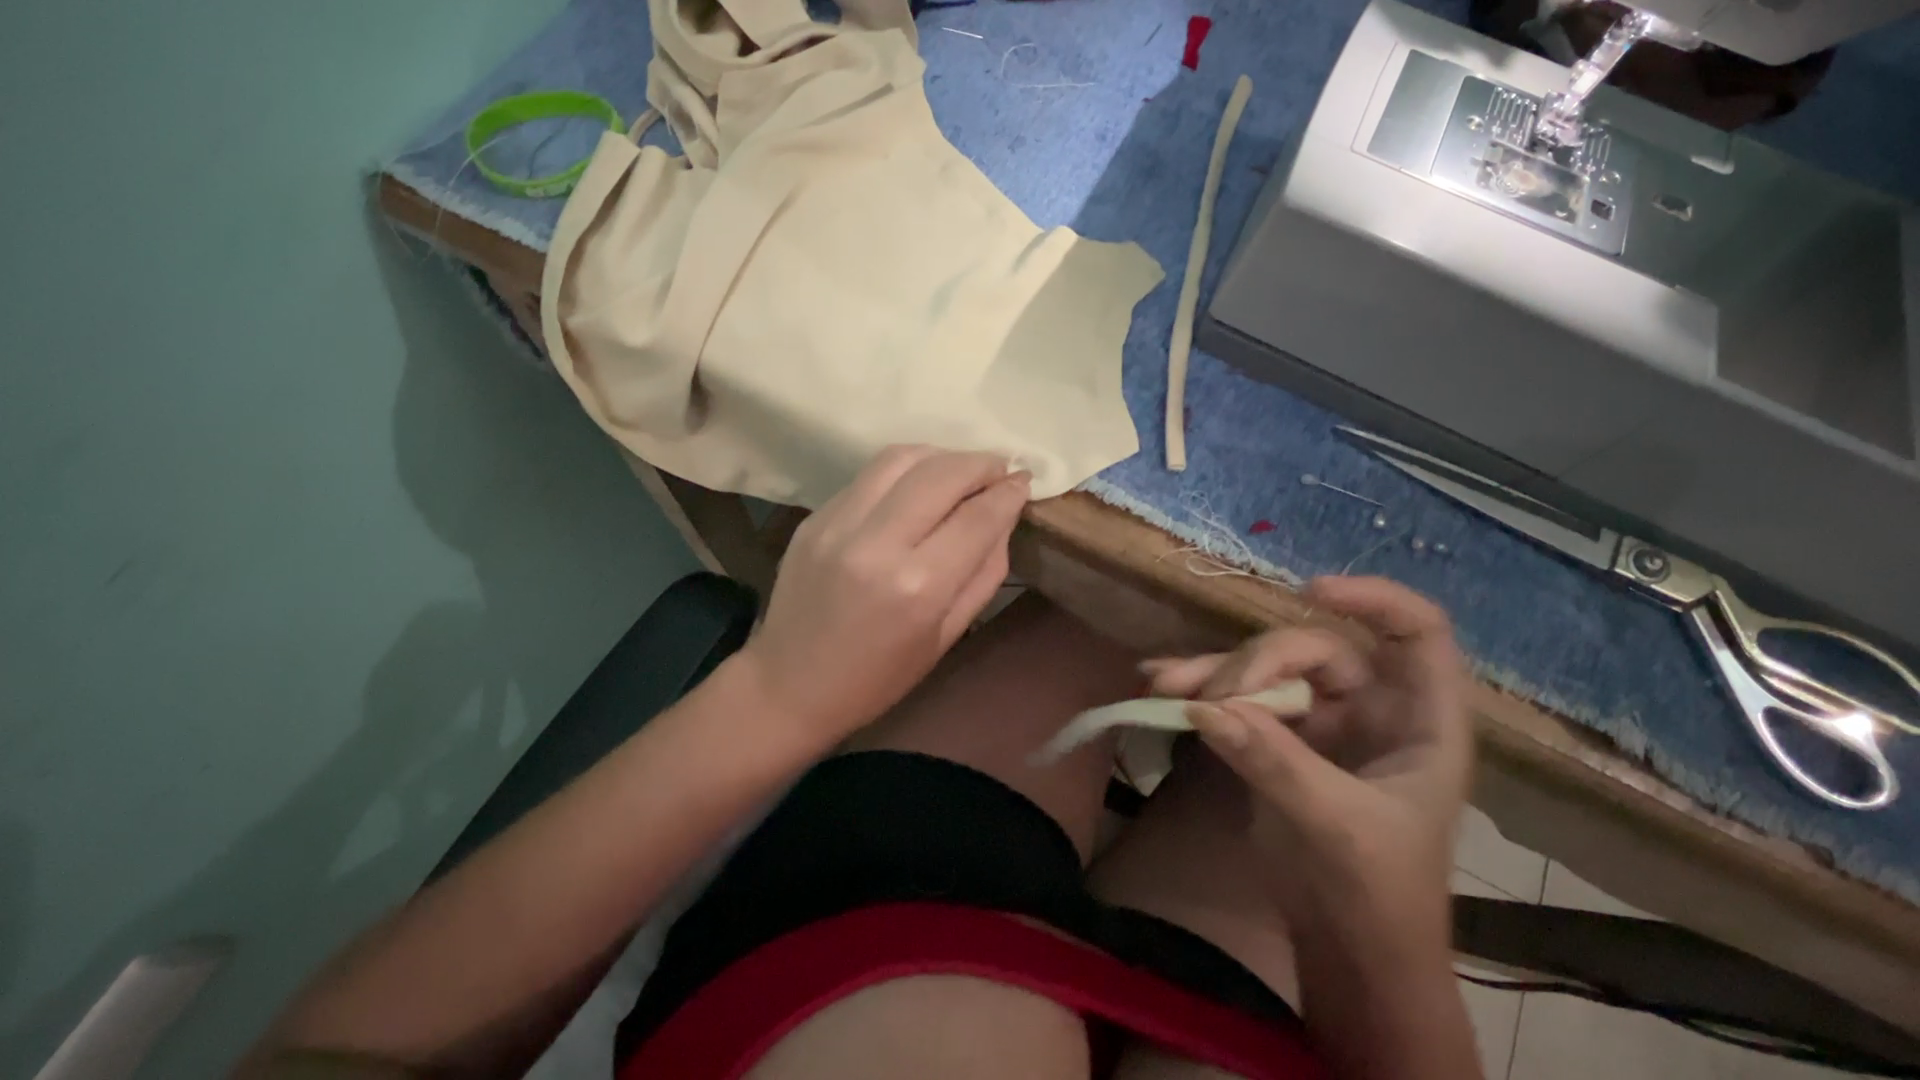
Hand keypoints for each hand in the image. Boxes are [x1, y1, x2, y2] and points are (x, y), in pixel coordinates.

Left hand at [737, 445, 1030, 748]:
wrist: (788, 684)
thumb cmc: (877, 678)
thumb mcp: (946, 636)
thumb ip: (983, 573)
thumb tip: (1004, 517)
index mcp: (917, 587)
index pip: (977, 517)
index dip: (1009, 493)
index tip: (1025, 481)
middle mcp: (877, 543)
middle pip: (942, 473)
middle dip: (981, 463)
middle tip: (1000, 470)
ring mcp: (838, 523)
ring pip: (902, 458)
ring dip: (942, 456)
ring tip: (960, 472)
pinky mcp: (815, 517)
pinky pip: (870, 476)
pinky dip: (905, 472)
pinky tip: (916, 489)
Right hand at [1140, 576, 1471, 936]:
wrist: (1349, 951)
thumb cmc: (1379, 895)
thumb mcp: (1338, 827)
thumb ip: (1275, 763)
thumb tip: (1204, 709)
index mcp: (1421, 721)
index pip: (1417, 633)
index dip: (1375, 600)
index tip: (1310, 592)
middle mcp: (1374, 710)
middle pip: (1316, 649)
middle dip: (1260, 664)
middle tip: (1213, 698)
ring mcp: (1323, 725)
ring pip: (1269, 673)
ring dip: (1216, 673)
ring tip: (1163, 685)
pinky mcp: (1279, 744)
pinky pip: (1238, 703)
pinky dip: (1201, 695)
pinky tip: (1158, 688)